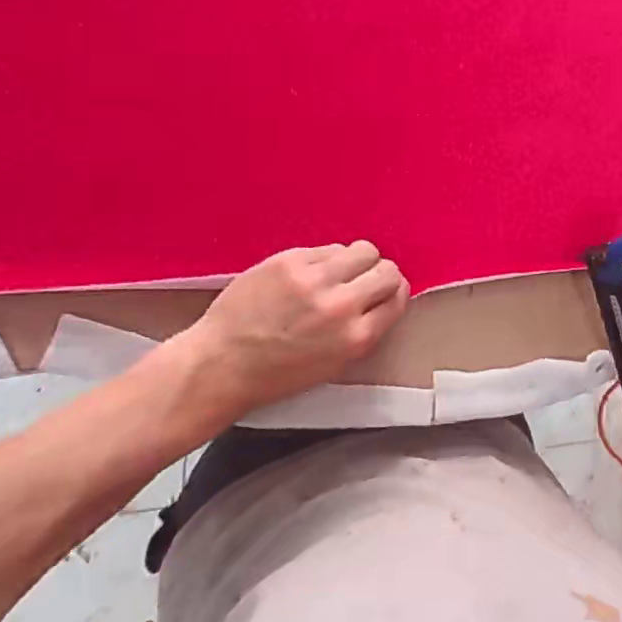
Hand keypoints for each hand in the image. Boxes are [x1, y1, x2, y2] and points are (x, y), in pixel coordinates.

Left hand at [177, 241, 409, 412]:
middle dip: (381, 274)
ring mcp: (315, 280)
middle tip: (364, 280)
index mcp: (357, 338)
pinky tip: (309, 273)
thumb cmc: (278, 373)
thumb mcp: (337, 363)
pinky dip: (326, 258)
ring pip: (364, 250)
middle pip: (388, 270)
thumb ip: (365, 330)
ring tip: (339, 272)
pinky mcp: (289, 260)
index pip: (398, 297)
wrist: (223, 363)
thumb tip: (383, 298)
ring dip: (357, 260)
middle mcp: (342, 306)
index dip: (394, 291)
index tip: (384, 292)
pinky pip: (327, 248)